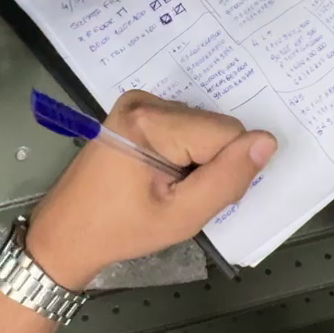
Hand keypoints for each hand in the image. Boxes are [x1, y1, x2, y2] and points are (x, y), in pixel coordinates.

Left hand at [26, 91, 275, 290]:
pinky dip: (183, 149)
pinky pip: (184, 124)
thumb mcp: (182, 216)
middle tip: (177, 193)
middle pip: (215, 126)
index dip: (223, 170)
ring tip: (164, 184)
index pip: (228, 133)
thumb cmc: (121, 230)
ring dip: (197, 157)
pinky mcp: (134, 109)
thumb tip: (267, 141)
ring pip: (202, 125)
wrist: (67, 232)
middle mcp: (144, 101)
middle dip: (210, 162)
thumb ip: (228, 179)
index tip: (193, 195)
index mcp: (151, 122)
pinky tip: (158, 172)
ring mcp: (137, 101)